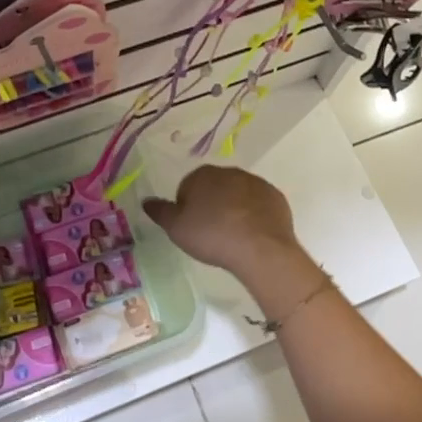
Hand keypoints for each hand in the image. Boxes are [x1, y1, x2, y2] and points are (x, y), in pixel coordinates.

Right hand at [143, 166, 306, 280]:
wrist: (260, 248)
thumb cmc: (212, 235)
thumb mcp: (176, 228)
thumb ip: (160, 212)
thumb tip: (146, 200)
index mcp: (203, 175)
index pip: (187, 187)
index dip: (187, 208)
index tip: (191, 228)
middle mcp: (230, 172)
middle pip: (214, 188)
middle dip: (211, 205)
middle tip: (210, 233)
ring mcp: (256, 183)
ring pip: (238, 195)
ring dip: (233, 209)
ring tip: (232, 236)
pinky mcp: (275, 197)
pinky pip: (259, 205)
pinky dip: (254, 215)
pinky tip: (251, 235)